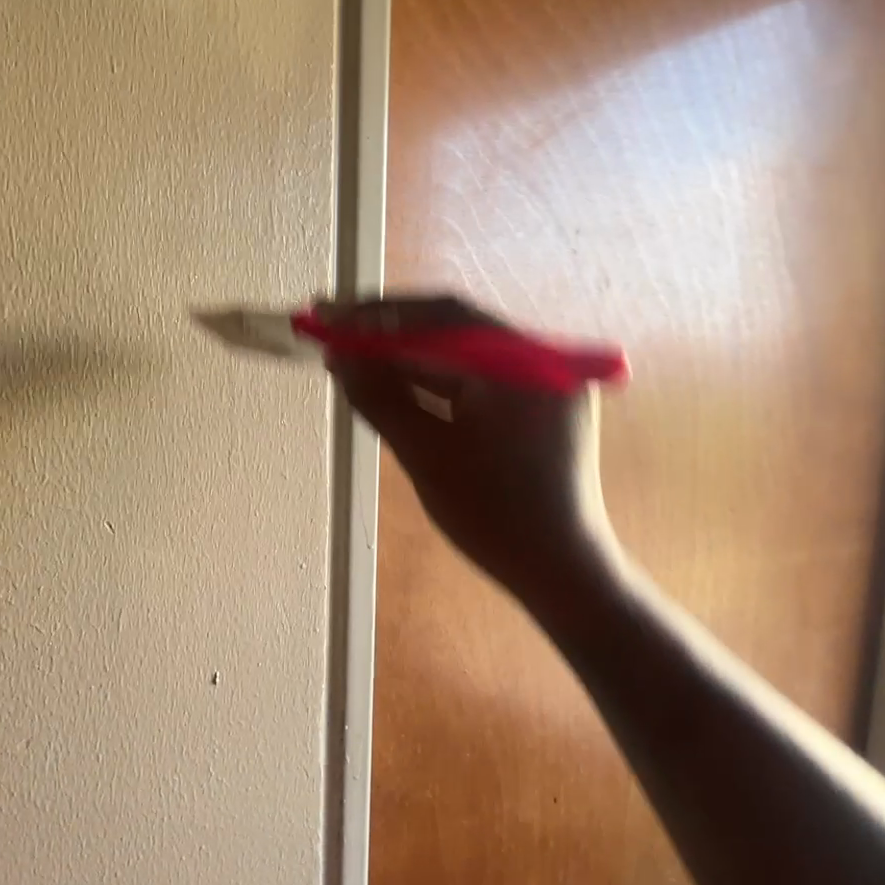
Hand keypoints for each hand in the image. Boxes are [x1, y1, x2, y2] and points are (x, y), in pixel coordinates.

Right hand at [322, 294, 620, 601]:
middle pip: (451, 330)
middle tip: (332, 330)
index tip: (327, 315)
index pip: (441, 317)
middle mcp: (539, 360)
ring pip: (457, 356)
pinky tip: (388, 385)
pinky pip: (471, 381)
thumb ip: (380, 398)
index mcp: (523, 363)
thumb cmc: (492, 513)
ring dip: (404, 357)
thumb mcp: (424, 453)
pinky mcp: (530, 408)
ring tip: (349, 358)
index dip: (377, 314)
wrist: (557, 569)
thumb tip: (338, 356)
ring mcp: (538, 383)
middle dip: (387, 332)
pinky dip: (429, 382)